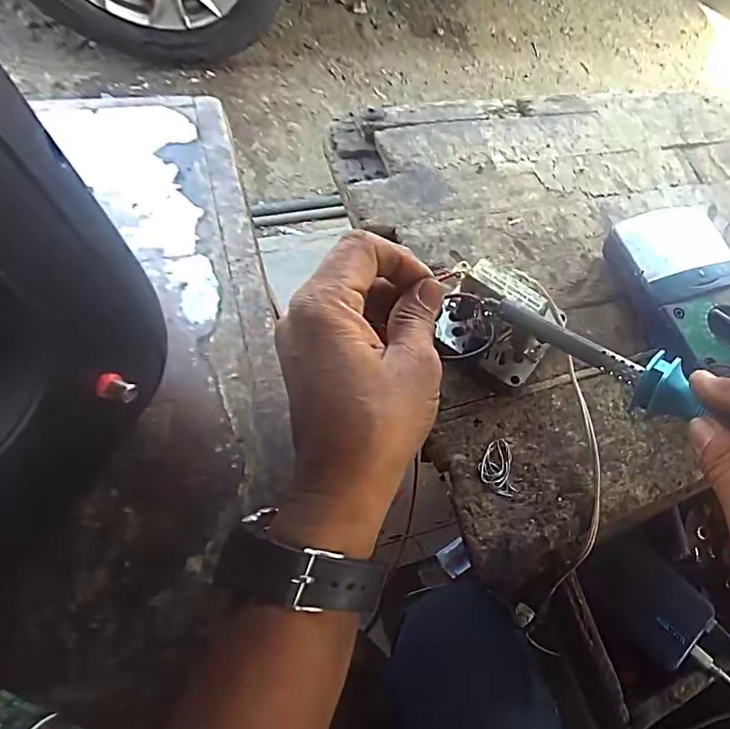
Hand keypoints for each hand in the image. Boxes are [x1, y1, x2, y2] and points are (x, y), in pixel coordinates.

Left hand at [269, 232, 442, 553]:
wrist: (345, 480)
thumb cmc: (379, 427)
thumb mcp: (415, 363)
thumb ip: (419, 315)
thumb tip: (428, 288)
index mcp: (323, 308)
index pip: (361, 248)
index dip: (403, 259)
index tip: (430, 285)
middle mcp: (300, 315)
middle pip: (350, 268)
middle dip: (395, 281)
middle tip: (431, 310)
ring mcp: (298, 337)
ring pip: (345, 295)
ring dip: (385, 304)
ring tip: (417, 335)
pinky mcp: (305, 357)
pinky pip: (338, 321)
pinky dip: (370, 323)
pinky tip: (397, 350)